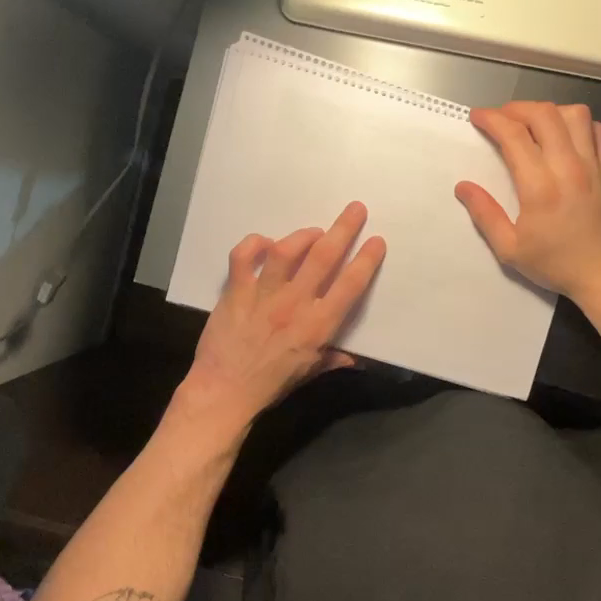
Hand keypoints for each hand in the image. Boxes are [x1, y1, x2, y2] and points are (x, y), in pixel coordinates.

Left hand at [173, 202, 385, 432]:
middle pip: (323, 257)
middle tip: (355, 209)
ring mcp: (262, 295)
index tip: (376, 241)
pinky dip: (254, 243)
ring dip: (303, 236)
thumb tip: (355, 358)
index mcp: (317, 326)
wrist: (224, 391)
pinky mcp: (235, 292)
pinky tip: (265, 242)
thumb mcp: (309, 373)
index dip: (366, 260)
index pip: (350, 285)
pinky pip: (243, 257)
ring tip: (314, 231)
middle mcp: (293, 304)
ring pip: (285, 251)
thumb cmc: (271, 385)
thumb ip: (332, 359)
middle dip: (343, 229)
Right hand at [456, 101, 600, 301]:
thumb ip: (485, 215)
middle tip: (500, 118)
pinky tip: (561, 136)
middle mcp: (567, 167)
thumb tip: (463, 187)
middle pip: (543, 114)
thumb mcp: (510, 250)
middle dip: (516, 108)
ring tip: (531, 124)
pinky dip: (575, 123)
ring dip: (548, 111)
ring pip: (573, 114)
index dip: (492, 120)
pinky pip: (594, 129)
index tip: (477, 118)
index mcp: (540, 187)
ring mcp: (591, 164)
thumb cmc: (555, 264)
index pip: (514, 135)